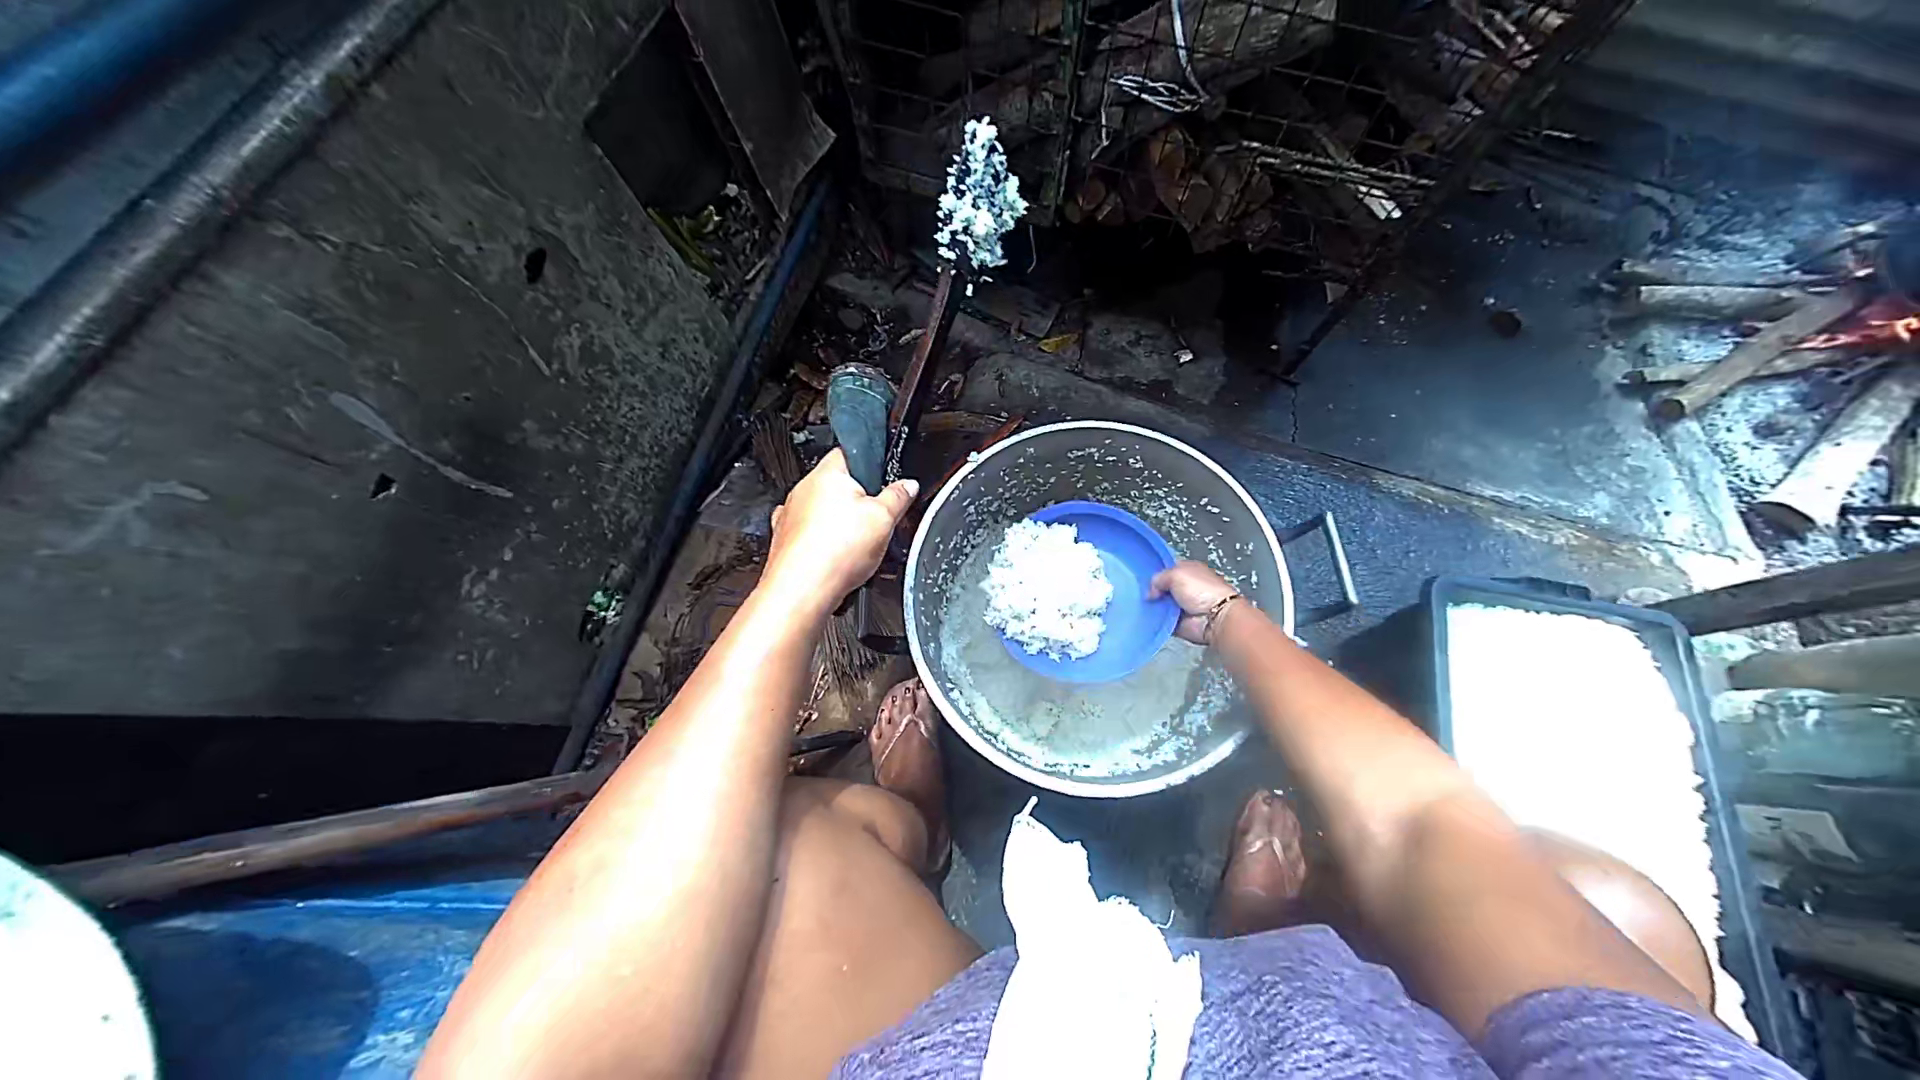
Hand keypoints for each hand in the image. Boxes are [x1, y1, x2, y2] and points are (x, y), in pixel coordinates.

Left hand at [763, 448, 918, 610]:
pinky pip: (813, 536)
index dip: (871, 461)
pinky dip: (826, 544)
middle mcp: (803, 490)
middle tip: (878, 519)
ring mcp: (792, 517)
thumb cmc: (833, 552)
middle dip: (860, 501)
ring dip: (842, 525)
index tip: (884, 476)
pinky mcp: (787, 542)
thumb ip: (898, 497)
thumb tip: (908, 485)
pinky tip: (840, 558)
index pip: (850, 451)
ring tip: (859, 545)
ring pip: (825, 513)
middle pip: (839, 486)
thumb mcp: (883, 519)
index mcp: (827, 473)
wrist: (801, 591)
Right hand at [1149, 560, 1240, 644]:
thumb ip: (1158, 578)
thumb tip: (1151, 592)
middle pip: (1161, 587)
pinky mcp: (1177, 622)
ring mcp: (1181, 606)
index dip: (1156, 573)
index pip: (1167, 569)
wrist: (1214, 618)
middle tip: (1141, 593)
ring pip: (1159, 604)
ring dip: (1152, 605)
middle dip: (1151, 590)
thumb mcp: (1176, 573)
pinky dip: (1154, 619)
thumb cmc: (1200, 590)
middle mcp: (1185, 587)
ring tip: (1143, 605)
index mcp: (1188, 571)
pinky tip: (1147, 616)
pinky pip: (1160, 620)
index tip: (1143, 578)